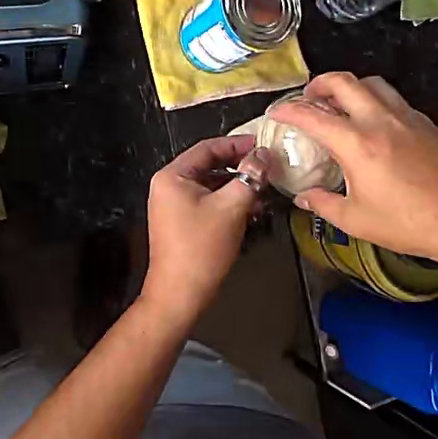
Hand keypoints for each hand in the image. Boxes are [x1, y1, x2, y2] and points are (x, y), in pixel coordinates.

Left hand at [141, 135, 268, 320]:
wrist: (180, 294)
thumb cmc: (201, 249)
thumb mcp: (231, 207)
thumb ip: (250, 176)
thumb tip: (264, 155)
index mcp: (173, 176)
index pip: (209, 147)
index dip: (238, 144)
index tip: (263, 145)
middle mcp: (169, 187)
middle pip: (210, 165)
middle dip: (241, 167)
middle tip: (268, 166)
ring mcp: (174, 206)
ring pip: (212, 186)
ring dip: (239, 186)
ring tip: (266, 188)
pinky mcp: (183, 223)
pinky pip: (209, 203)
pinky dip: (230, 202)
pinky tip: (253, 208)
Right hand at [270, 72, 437, 268]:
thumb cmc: (408, 223)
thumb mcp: (356, 220)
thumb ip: (323, 204)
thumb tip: (303, 197)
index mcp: (357, 143)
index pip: (312, 115)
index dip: (288, 110)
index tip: (275, 112)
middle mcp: (380, 120)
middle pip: (344, 82)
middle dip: (319, 83)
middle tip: (309, 98)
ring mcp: (407, 117)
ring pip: (373, 83)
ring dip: (351, 87)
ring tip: (341, 104)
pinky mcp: (427, 123)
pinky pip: (394, 100)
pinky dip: (375, 101)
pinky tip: (375, 124)